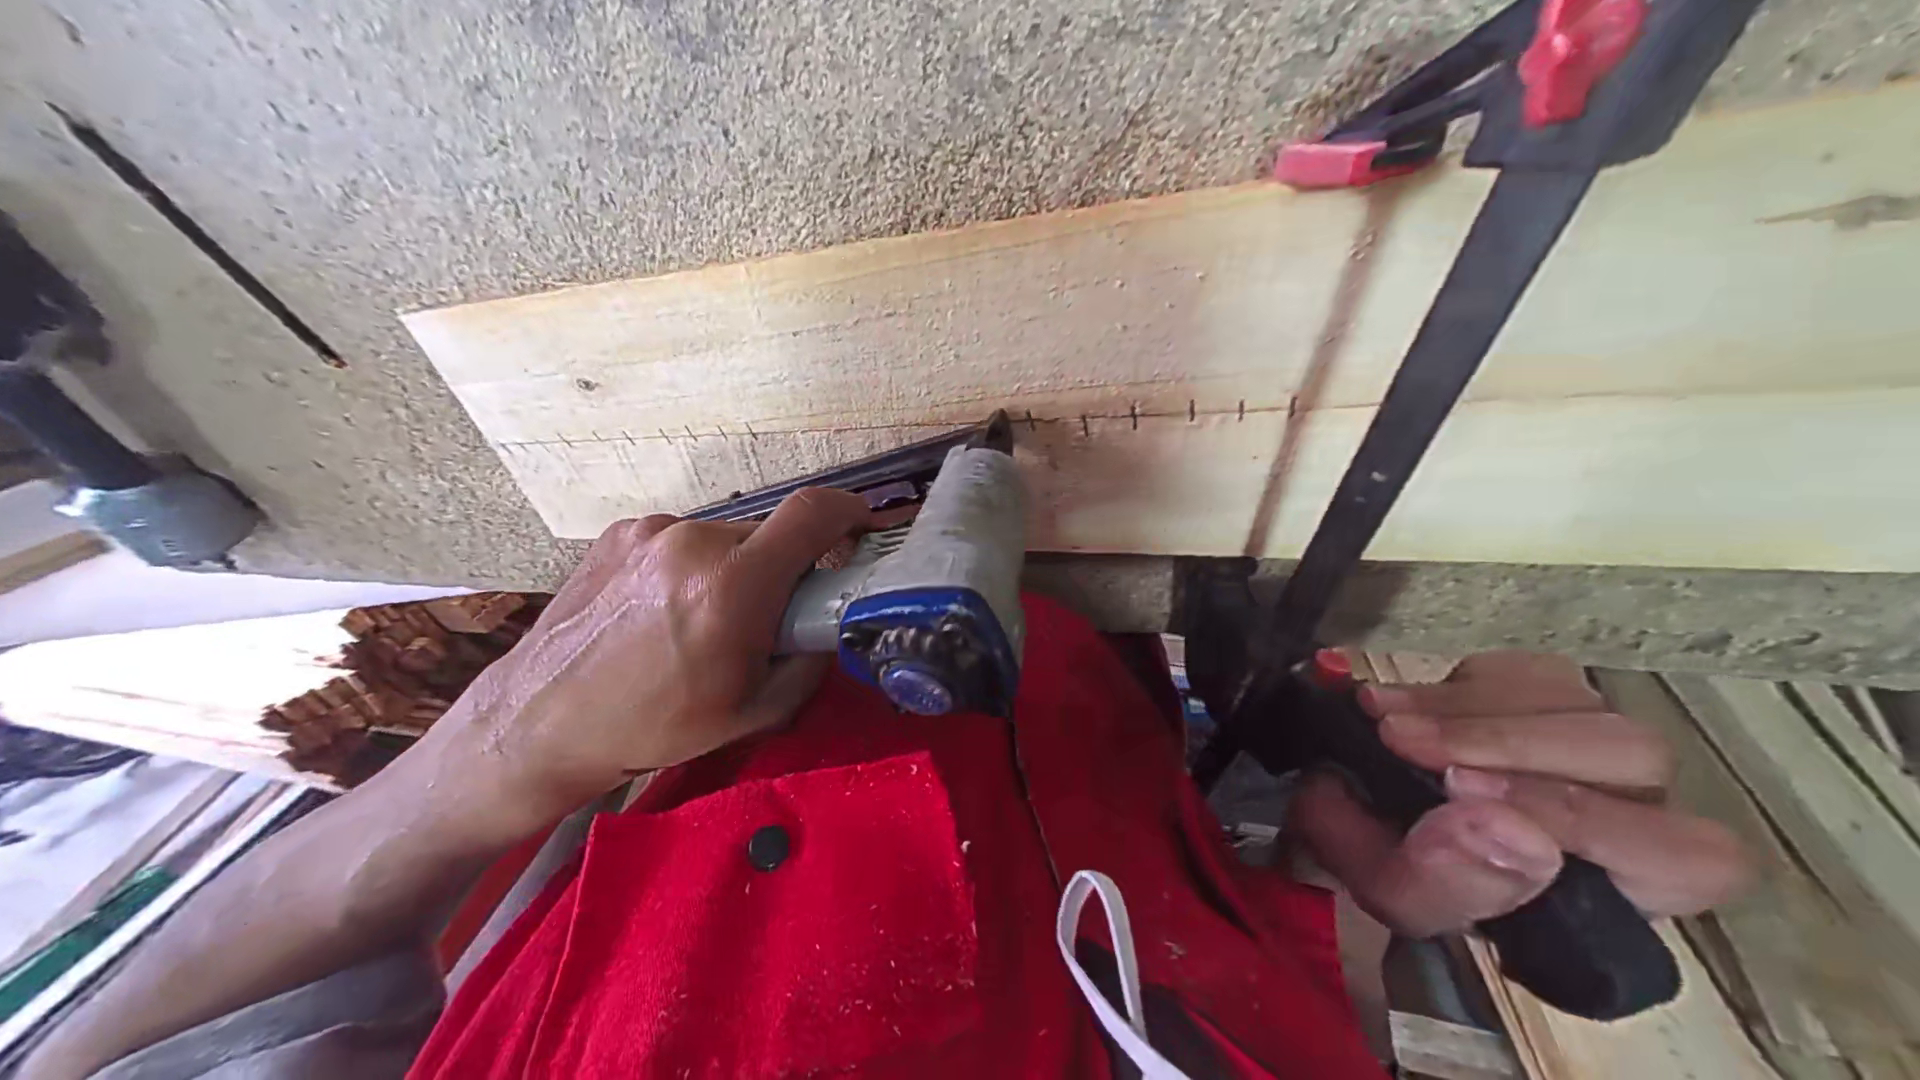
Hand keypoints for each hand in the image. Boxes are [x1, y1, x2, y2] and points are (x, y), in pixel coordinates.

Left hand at [426, 488, 870, 824]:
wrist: (540, 722)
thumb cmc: (654, 724)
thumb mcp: (756, 711)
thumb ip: (809, 659)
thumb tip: (828, 622)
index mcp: (733, 586)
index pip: (814, 514)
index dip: (850, 513)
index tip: (861, 530)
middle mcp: (693, 542)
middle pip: (770, 535)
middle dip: (782, 569)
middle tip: (765, 618)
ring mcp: (651, 532)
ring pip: (727, 539)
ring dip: (736, 570)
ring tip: (702, 621)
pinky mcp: (621, 531)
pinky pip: (685, 541)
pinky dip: (694, 567)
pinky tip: (663, 610)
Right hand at [1288, 652, 1752, 937]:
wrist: (1339, 811)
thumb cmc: (1381, 866)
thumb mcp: (1393, 897)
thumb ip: (1446, 884)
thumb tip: (1507, 830)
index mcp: (1618, 888)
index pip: (1685, 856)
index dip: (1582, 816)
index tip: (1457, 790)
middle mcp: (1625, 809)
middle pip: (1629, 752)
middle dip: (1500, 740)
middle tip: (1400, 739)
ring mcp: (1578, 739)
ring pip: (1570, 699)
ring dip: (1461, 707)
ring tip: (1383, 721)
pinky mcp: (1527, 693)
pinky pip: (1516, 670)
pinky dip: (1448, 683)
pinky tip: (1396, 702)